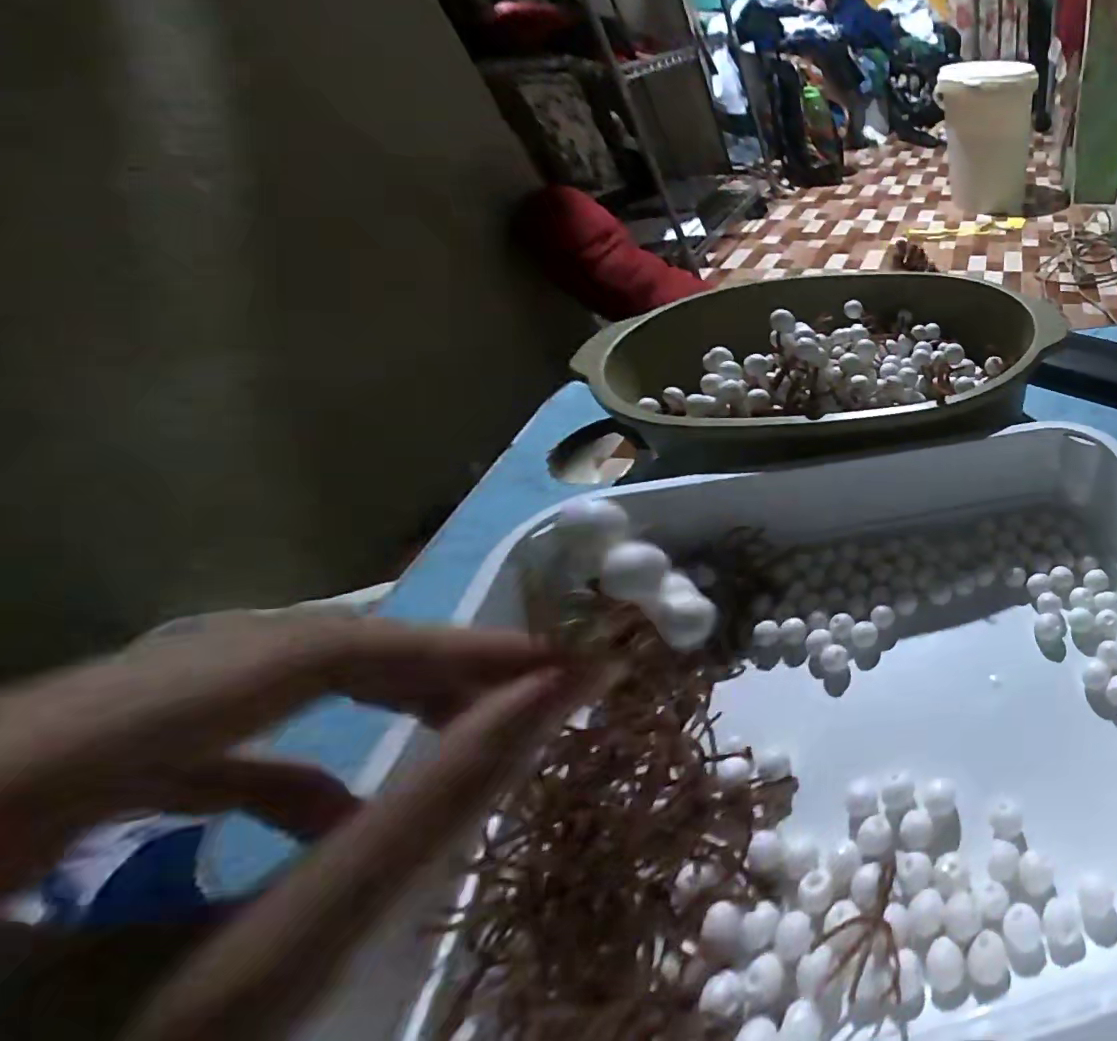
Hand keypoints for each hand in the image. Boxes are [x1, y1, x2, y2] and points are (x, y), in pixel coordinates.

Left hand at [0, 615, 587, 1040]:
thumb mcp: (259, 977)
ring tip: (454, 726)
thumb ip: (413, 822)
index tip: (551, 658)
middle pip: (250, 654)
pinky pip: (162, 743)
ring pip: (213, 685)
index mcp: (11, 781)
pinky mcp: (12, 803)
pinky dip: (272, 763)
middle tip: (522, 681)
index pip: (280, 660)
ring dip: (352, 702)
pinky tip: (329, 807)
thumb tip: (552, 693)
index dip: (434, 649)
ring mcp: (3, 770)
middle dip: (408, 665)